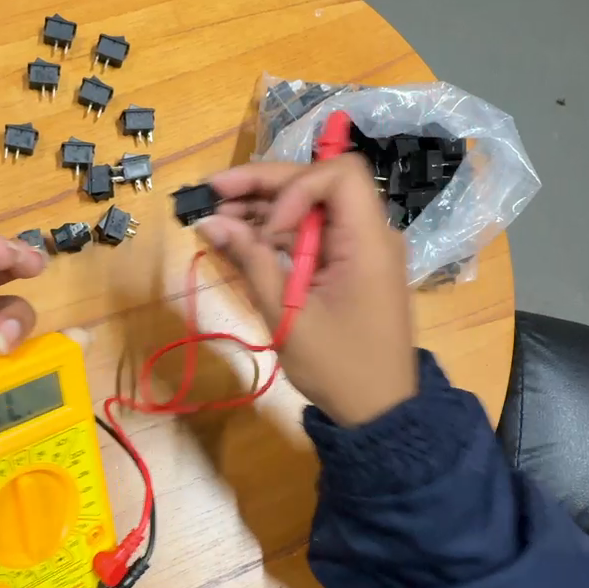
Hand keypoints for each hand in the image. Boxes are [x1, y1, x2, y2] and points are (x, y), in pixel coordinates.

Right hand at [195, 155, 416, 424]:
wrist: (378, 412)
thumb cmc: (338, 367)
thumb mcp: (288, 316)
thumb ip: (251, 262)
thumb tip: (210, 222)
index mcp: (368, 241)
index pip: (338, 175)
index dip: (295, 187)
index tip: (270, 229)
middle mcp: (368, 234)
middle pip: (316, 183)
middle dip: (263, 186)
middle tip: (211, 192)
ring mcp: (357, 249)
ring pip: (309, 207)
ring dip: (263, 209)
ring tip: (215, 217)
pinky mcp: (345, 266)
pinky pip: (310, 235)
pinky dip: (274, 234)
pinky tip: (237, 239)